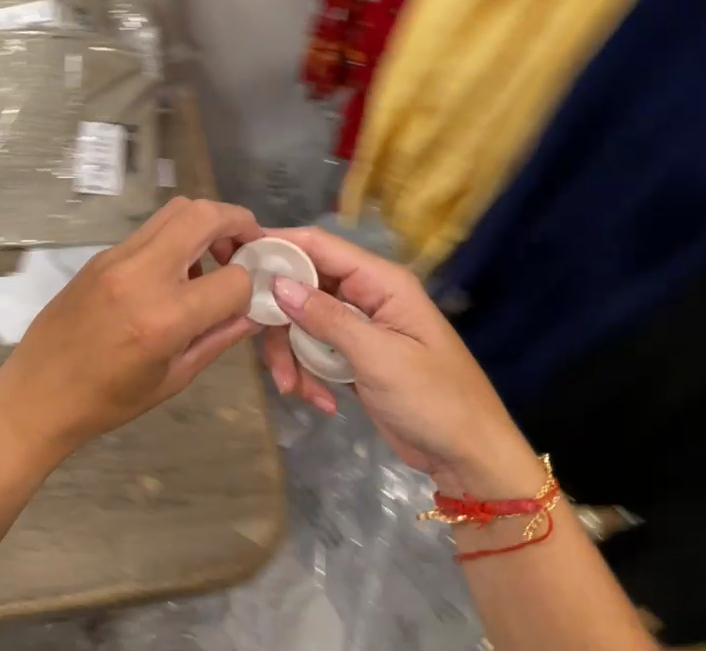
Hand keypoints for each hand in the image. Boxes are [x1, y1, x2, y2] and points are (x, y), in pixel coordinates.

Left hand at [0, 198, 264, 459]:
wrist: (37, 394)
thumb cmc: (108, 401)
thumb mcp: (174, 378)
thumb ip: (219, 337)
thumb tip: (254, 309)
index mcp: (164, 318)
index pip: (233, 278)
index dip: (251, 286)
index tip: (251, 295)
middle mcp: (141, 275)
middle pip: (203, 216)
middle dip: (237, 222)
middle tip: (249, 244)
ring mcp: (117, 258)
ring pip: (175, 210)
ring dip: (206, 223)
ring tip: (214, 256)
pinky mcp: (101, 255)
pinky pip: (150, 229)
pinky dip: (176, 237)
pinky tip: (176, 271)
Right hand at [258, 227, 542, 495]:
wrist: (469, 458)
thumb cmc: (434, 399)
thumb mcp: (378, 357)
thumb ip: (326, 317)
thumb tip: (278, 283)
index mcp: (381, 282)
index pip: (320, 246)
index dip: (278, 246)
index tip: (236, 259)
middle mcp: (367, 295)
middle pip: (304, 287)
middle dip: (282, 321)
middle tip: (266, 352)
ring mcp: (360, 327)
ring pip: (303, 323)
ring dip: (293, 355)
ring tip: (295, 390)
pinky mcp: (354, 357)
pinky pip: (315, 351)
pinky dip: (309, 374)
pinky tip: (320, 402)